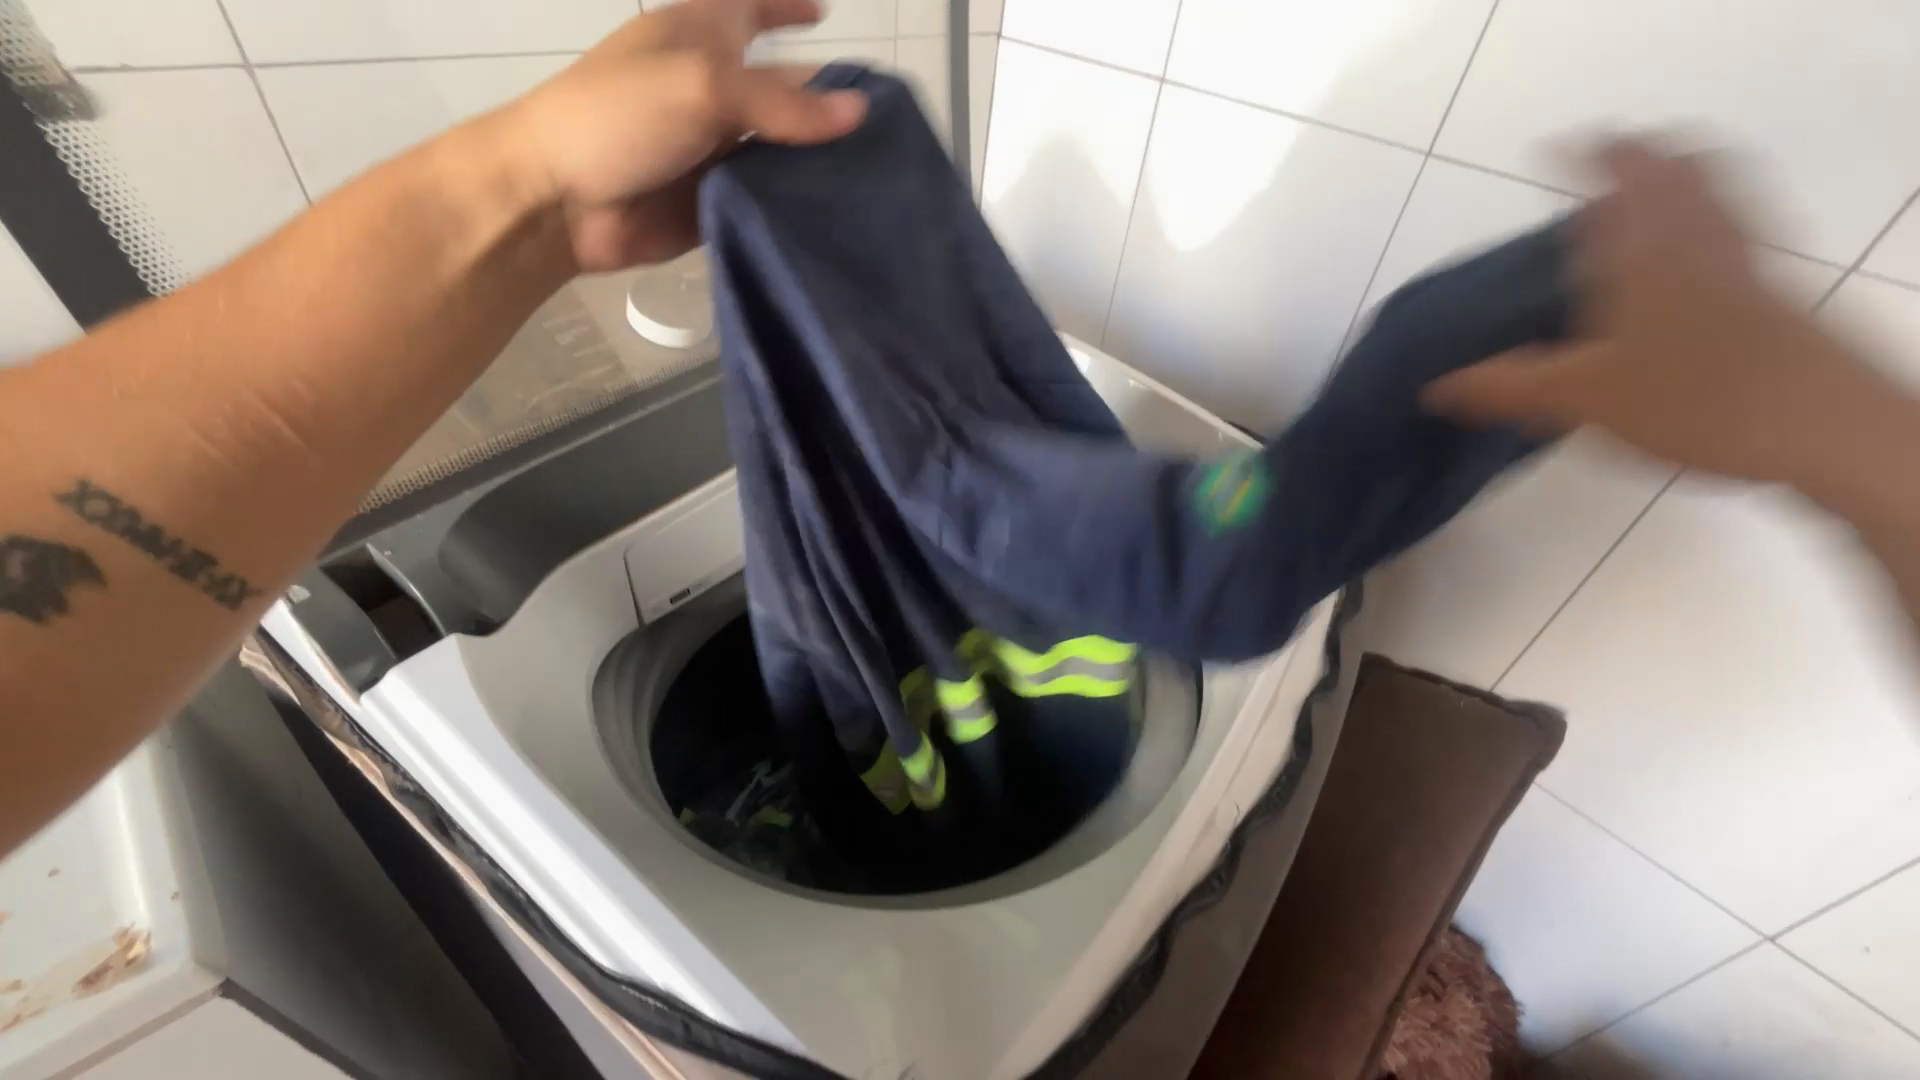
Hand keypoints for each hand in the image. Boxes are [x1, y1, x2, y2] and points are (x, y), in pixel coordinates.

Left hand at [495, 0, 865, 271]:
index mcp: (701, 39)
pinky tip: (839, 215)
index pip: (750, 8)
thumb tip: (857, 110)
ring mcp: (715, 151)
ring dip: (818, 161)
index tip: (825, 13)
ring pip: (780, 151)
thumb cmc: (620, 117)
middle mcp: (714, 93)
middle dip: (823, 100)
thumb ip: (782, 101)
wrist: (562, 202)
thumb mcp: (704, 87)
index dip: (785, 6)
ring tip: (877, 174)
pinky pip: (767, 201)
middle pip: (780, 88)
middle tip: (883, 123)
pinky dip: (797, 206)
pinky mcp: (717, 202)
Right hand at [1423, 139, 1895, 491]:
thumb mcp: (1577, 398)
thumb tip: (1433, 388)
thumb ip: (1503, 386)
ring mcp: (1750, 264)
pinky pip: (1737, 233)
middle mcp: (1704, 241)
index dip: (1585, 154)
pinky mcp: (1777, 294)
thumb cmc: (1692, 400)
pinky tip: (1689, 260)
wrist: (1826, 432)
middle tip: (1602, 166)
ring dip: (1681, 183)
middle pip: (1684, 169)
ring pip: (1719, 195)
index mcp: (1649, 252)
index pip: (1619, 178)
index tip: (1552, 146)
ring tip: (1641, 201)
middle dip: (1642, 157)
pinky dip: (1709, 223)